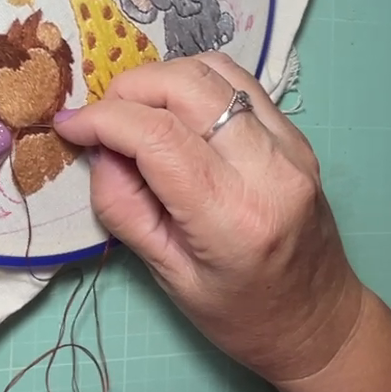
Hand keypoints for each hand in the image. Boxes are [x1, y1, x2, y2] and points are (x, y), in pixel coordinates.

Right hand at [53, 54, 365, 383]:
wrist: (320, 322)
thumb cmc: (240, 315)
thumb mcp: (167, 275)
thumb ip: (124, 207)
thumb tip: (100, 148)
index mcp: (232, 218)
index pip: (156, 136)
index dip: (102, 120)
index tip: (70, 126)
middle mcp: (268, 168)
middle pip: (186, 85)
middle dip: (129, 89)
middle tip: (104, 119)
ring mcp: (290, 145)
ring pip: (214, 69)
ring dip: (162, 80)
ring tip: (137, 113)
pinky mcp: (297, 135)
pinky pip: (237, 83)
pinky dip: (194, 84)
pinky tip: (177, 113)